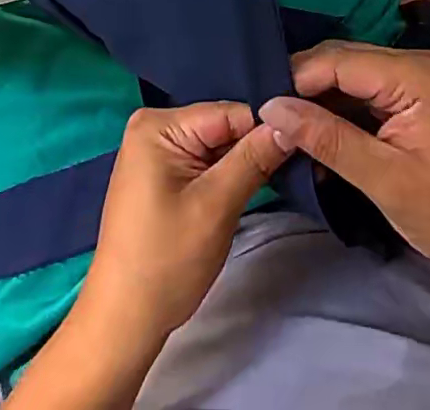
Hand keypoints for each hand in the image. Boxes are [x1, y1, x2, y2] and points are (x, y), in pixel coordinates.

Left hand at [82, 102, 290, 337]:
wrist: (125, 318)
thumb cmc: (165, 261)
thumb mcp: (216, 205)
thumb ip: (254, 158)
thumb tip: (292, 123)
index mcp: (158, 124)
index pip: (230, 112)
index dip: (268, 128)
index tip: (304, 143)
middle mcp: (154, 126)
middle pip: (225, 125)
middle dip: (258, 144)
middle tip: (301, 159)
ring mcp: (157, 150)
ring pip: (219, 144)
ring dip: (247, 160)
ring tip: (285, 171)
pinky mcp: (164, 173)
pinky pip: (206, 160)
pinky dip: (230, 173)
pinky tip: (255, 182)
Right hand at [259, 41, 429, 290]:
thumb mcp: (385, 180)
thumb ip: (327, 138)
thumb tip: (271, 108)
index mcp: (417, 74)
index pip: (337, 61)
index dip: (294, 80)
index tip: (258, 108)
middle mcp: (418, 63)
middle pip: (342, 63)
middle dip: (302, 89)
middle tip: (265, 120)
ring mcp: (419, 79)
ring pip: (349, 78)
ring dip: (318, 104)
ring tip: (282, 131)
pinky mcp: (416, 99)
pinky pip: (365, 94)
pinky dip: (339, 115)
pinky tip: (315, 138)